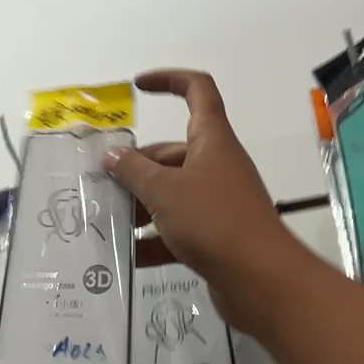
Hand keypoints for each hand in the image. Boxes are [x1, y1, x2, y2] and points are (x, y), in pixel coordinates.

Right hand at [104, 69, 313, 334]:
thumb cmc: (215, 222)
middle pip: (170, 152)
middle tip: (100, 184)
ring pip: (171, 192)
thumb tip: (112, 156)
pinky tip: (126, 255)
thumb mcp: (165, 192)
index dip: (169, 79)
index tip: (138, 86)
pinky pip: (178, 228)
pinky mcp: (216, 236)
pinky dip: (153, 239)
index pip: (196, 90)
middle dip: (135, 166)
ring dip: (140, 204)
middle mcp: (216, 164)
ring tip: (104, 219)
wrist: (263, 283)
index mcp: (211, 140)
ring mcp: (217, 201)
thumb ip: (134, 171)